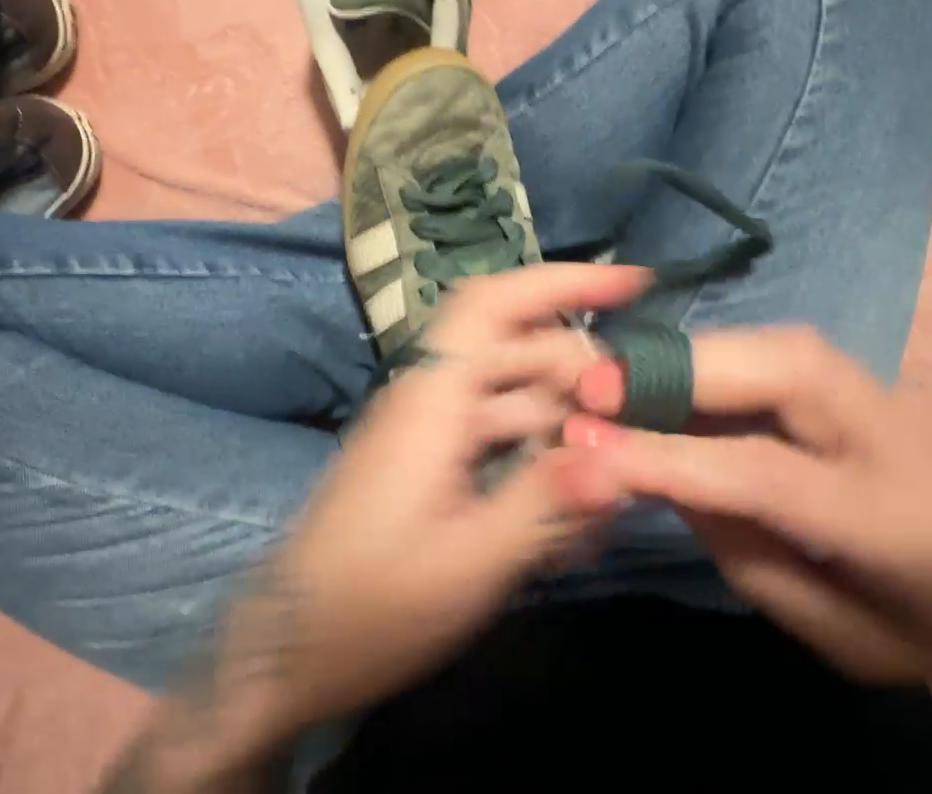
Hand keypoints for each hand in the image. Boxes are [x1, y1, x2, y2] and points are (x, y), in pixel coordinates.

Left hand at [120, 265, 648, 790]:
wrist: (292, 648)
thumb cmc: (374, 606)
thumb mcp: (469, 561)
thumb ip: (545, 503)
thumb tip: (619, 457)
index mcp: (432, 400)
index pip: (495, 304)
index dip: (562, 283)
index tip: (632, 287)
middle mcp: (430, 399)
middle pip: (518, 353)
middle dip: (582, 379)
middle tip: (640, 427)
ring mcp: (428, 431)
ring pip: (513, 399)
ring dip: (565, 428)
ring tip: (616, 480)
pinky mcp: (428, 464)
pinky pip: (496, 436)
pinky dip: (537, 456)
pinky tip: (571, 509)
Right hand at [564, 327, 931, 685]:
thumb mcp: (839, 639)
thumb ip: (749, 557)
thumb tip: (663, 477)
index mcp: (900, 524)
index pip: (765, 475)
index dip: (669, 458)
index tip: (585, 449)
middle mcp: (898, 437)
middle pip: (788, 371)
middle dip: (683, 370)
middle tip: (593, 384)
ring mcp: (888, 396)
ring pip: (783, 345)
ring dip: (693, 354)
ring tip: (618, 377)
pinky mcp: (866, 380)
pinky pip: (780, 352)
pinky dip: (715, 357)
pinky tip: (668, 377)